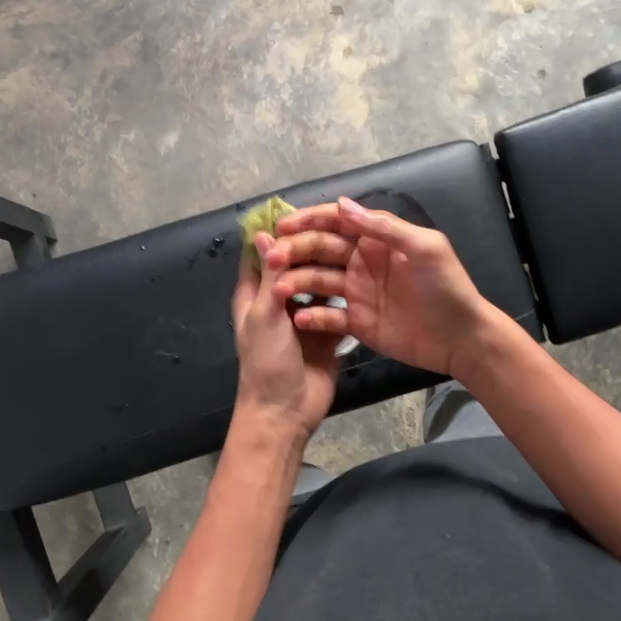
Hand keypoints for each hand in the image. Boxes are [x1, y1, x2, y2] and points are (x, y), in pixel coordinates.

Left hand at [232, 231, 342, 439]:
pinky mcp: (326, 334)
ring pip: (318, 284)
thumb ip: (270, 275)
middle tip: (339, 225)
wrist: (286, 409)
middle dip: (311, 248)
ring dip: (331, 269)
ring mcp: (304, 318)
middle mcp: (279, 301)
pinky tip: (366, 274)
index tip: (298, 211)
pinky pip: (336, 308)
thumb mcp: (264, 314)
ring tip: (356, 243)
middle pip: (294, 266)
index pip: (261, 256)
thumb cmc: (267, 361)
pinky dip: (346, 296)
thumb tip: (265, 234)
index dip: (275, 234)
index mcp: (255, 295)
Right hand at [267, 196, 500, 378]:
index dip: (309, 221)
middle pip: (320, 251)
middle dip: (294, 251)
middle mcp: (362, 263)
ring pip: (318, 282)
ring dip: (297, 283)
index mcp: (377, 240)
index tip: (283, 226)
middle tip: (271, 260)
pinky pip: (328, 318)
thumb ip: (383, 227)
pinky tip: (299, 318)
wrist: (461, 336)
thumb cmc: (446, 287)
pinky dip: (313, 317)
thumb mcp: (422, 248)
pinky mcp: (357, 323)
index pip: (337, 223)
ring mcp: (357, 293)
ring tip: (279, 291)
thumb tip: (343, 204)